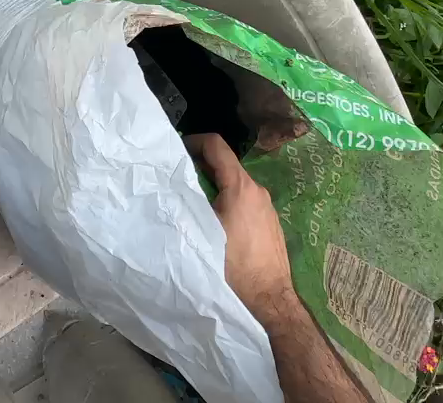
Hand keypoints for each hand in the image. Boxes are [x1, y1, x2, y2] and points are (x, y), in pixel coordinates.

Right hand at [186, 132, 295, 318]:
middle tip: (179, 178)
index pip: (216, 145)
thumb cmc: (234, 264)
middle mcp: (258, 190)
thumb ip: (188, 198)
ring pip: (234, 183)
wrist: (270, 301)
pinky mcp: (270, 223)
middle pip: (225, 164)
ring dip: (213, 184)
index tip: (177, 150)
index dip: (193, 141)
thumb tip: (172, 179)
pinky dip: (227, 199)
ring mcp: (267, 207)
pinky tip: (215, 220)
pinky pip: (245, 199)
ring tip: (193, 201)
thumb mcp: (203, 229)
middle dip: (200, 165)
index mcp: (241, 186)